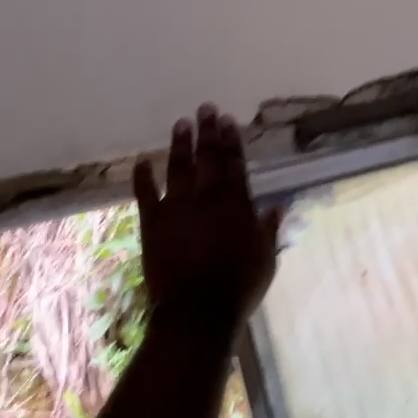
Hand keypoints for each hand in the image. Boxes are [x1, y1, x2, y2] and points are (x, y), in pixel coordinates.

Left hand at [131, 104, 282, 336]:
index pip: (235, 163)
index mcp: (236, 203)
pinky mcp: (153, 223)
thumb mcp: (265, 258)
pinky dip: (143, 177)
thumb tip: (276, 207)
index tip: (228, 121)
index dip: (232, 141)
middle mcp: (207, 197)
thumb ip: (268, 230)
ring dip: (180, 145)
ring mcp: (177, 208)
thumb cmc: (239, 286)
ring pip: (179, 168)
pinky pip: (145, 195)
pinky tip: (141, 161)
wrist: (198, 309)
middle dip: (208, 132)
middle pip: (208, 158)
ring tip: (180, 123)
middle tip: (205, 108)